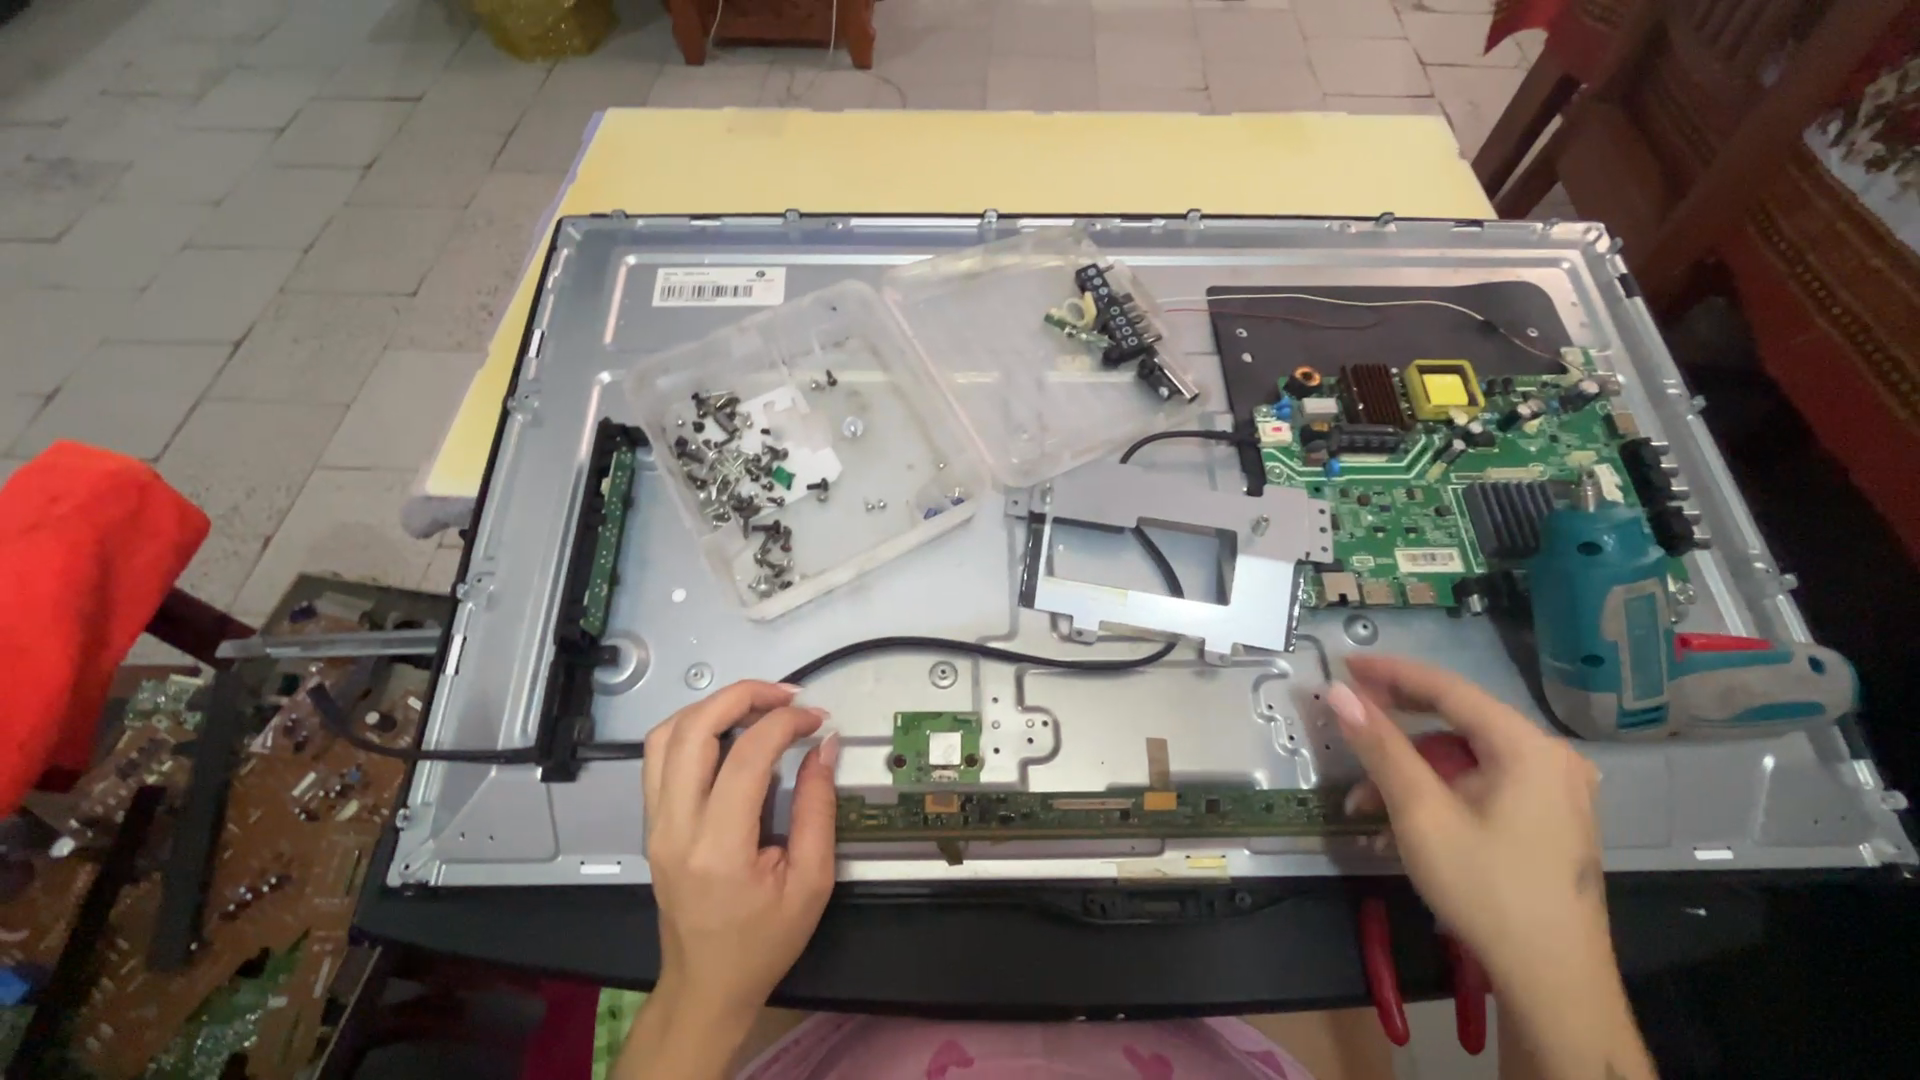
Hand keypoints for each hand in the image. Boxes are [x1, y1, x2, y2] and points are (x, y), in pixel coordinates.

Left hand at [620, 681, 838, 1079]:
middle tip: (787, 696)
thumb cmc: (764, 942)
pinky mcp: (651, 822)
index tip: (818, 720)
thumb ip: (818, 809)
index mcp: (718, 847)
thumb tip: (824, 745)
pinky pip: (659, 756)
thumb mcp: (812, 882)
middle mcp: (675, 827)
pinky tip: (728, 732)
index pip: (746, 756)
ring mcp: (655, 823)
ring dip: (712, 707)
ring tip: (758, 706)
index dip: (785, 723)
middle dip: (742, 696)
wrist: (707, 985)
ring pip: (665, 735)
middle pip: (692, 730)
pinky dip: (692, 727)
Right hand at [1330, 655, 1604, 986]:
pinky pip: (1485, 782)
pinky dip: (1441, 790)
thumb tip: (1339, 693)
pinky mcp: (1550, 818)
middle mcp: (1550, 757)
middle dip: (1397, 728)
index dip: (1391, 673)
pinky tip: (1404, 818)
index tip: (1344, 665)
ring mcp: (1555, 790)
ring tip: (1366, 802)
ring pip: (1467, 756)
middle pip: (1459, 721)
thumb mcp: (1420, 813)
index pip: (1448, 688)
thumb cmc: (1485, 888)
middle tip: (1348, 721)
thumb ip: (1380, 746)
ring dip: (1412, 769)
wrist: (1553, 980)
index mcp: (1527, 747)